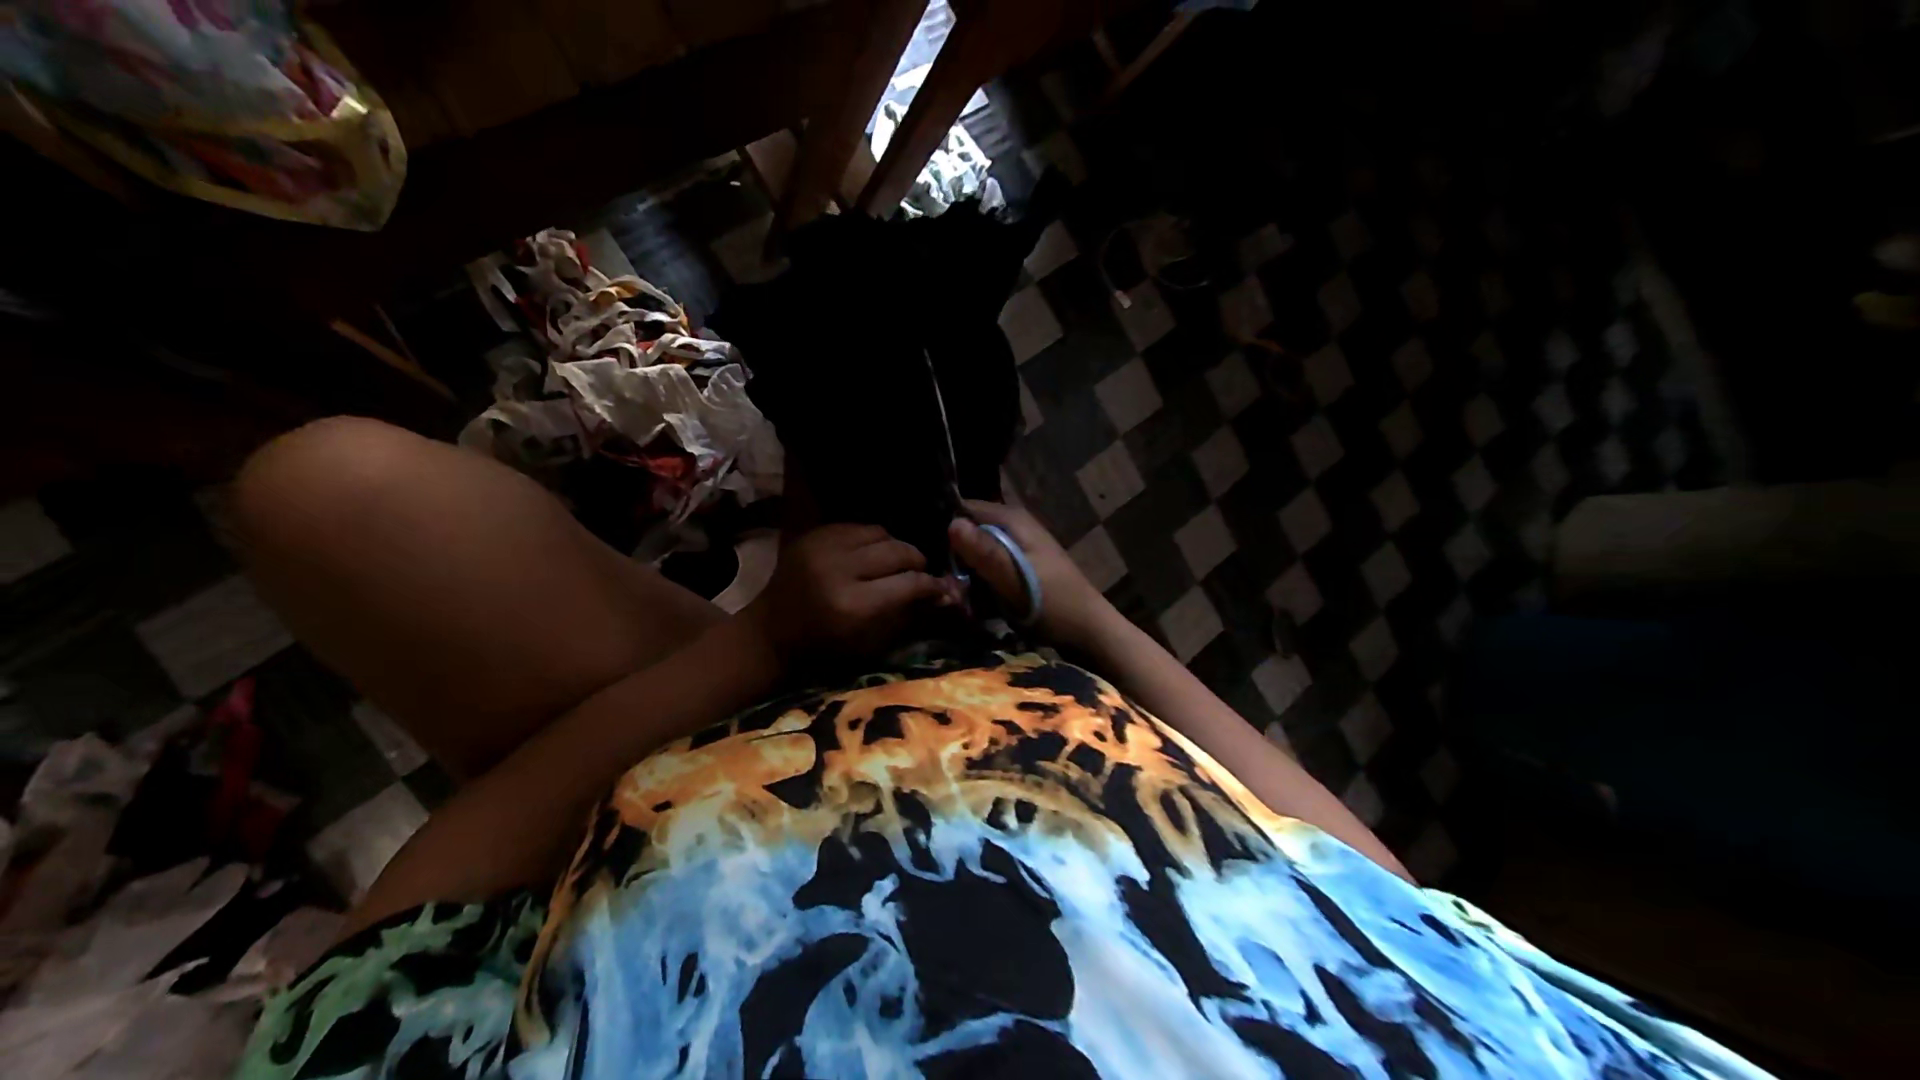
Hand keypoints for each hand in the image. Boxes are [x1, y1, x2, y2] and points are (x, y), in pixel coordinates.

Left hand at [745, 524, 952, 662]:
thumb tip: (947, 594)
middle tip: (921, 573)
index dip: (932, 585)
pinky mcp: (813, 536)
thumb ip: (908, 614)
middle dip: (917, 562)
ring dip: (894, 547)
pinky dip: (870, 540)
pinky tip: (871, 554)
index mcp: (853, 605)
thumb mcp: (871, 642)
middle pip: (898, 551)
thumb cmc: (824, 648)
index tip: (943, 588)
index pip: (909, 583)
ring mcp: (822, 548)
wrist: (770, 631)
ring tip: (896, 562)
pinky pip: (857, 527)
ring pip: (880, 533)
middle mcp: (838, 570)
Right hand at [948, 500, 1116, 648]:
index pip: (962, 509)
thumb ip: (984, 552)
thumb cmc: (1054, 603)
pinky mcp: (1016, 569)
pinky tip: (974, 606)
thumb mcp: (1014, 579)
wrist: (1089, 632)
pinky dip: (978, 586)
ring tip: (959, 601)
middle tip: (948, 589)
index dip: (943, 529)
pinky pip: (986, 571)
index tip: (929, 557)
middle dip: (953, 560)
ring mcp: (1015, 549)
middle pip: (967, 534)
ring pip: (974, 556)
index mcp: (1012, 519)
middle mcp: (1012, 527)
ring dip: (964, 578)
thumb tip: (951, 523)